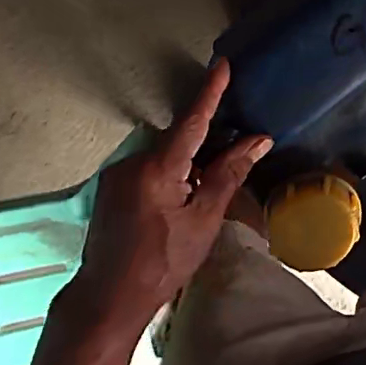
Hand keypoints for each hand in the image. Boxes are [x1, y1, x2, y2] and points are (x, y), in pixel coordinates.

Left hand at [64, 59, 271, 346]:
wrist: (107, 299)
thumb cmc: (163, 262)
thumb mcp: (204, 219)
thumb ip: (229, 173)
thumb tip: (258, 140)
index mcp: (158, 168)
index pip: (192, 121)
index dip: (210, 92)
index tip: (223, 65)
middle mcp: (133, 162)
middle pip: (180, 139)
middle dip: (207, 142)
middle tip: (234, 151)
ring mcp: (118, 174)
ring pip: (165, 155)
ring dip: (189, 163)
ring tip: (205, 192)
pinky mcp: (112, 187)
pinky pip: (150, 168)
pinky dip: (172, 173)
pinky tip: (181, 199)